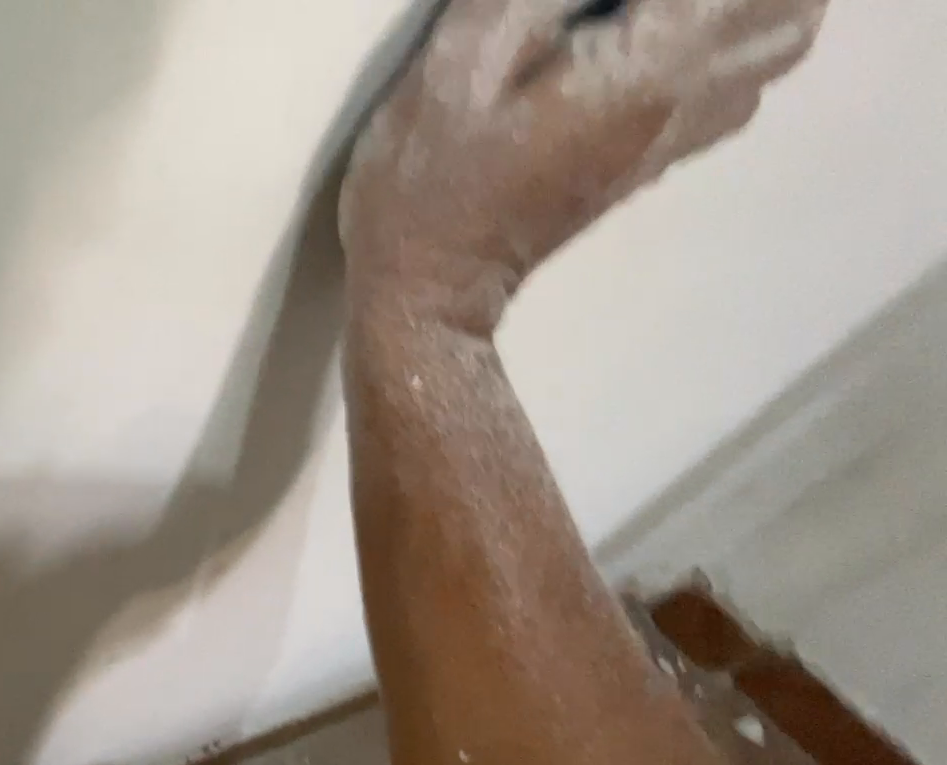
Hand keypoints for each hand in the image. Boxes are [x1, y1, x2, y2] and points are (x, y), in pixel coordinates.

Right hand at [339, 0, 827, 328]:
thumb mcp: (448, 73)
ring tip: (650, 19)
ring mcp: (663, 145)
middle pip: (788, 11)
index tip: (589, 2)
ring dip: (736, 15)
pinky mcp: (639, 170)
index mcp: (643, 70)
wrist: (420, 292)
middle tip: (640, 7)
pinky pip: (727, 95)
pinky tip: (640, 53)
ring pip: (769, 54)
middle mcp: (680, 103)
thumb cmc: (422, 189)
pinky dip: (713, 54)